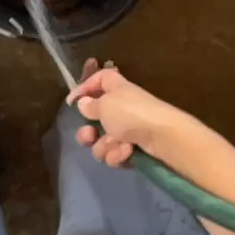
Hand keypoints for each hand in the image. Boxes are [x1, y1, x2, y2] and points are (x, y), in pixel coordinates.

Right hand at [66, 62, 195, 167]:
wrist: (162, 138)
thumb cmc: (131, 114)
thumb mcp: (105, 105)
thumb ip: (90, 105)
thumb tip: (83, 103)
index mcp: (116, 88)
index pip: (99, 79)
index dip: (85, 87)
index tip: (72, 102)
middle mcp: (121, 107)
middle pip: (95, 119)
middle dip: (88, 133)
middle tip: (89, 136)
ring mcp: (128, 130)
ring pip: (102, 142)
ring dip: (104, 147)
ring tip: (116, 145)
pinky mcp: (133, 149)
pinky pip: (114, 154)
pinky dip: (118, 155)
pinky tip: (128, 152)